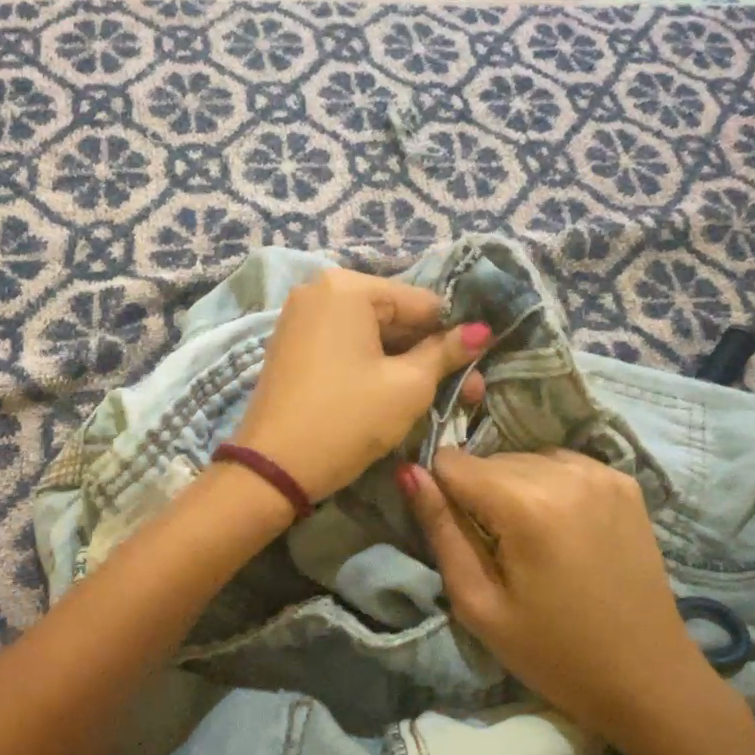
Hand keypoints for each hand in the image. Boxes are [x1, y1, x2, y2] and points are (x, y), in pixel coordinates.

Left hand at [231, 269, 489, 502]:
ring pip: (371, 332)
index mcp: (347, 286)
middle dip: (429, 350)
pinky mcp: (292, 343)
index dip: (454, 334)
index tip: (478, 367)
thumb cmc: (347, 420)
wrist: (272, 467)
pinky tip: (393, 391)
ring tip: (435, 395)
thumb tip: (482, 330)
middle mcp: (319, 289)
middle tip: (466, 389)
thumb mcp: (408, 386)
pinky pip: (345, 343)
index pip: (422, 301)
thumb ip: (446, 352)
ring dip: (404, 360)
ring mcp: (301, 316)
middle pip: (394, 314)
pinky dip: (372, 362)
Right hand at [399, 449, 705, 734]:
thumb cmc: (553, 653)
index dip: (441, 492)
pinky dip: (549, 485)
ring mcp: (600, 473)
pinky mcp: (624, 482)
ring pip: (524, 458)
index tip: (454, 531)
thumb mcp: (478, 604)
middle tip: (494, 549)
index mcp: (526, 505)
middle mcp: (564, 473)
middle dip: (479, 493)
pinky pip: (561, 464)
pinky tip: (560, 528)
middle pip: (489, 459)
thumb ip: (441, 530)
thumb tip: (407, 471)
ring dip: (513, 487)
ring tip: (529, 540)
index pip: (453, 462)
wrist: (648, 679)